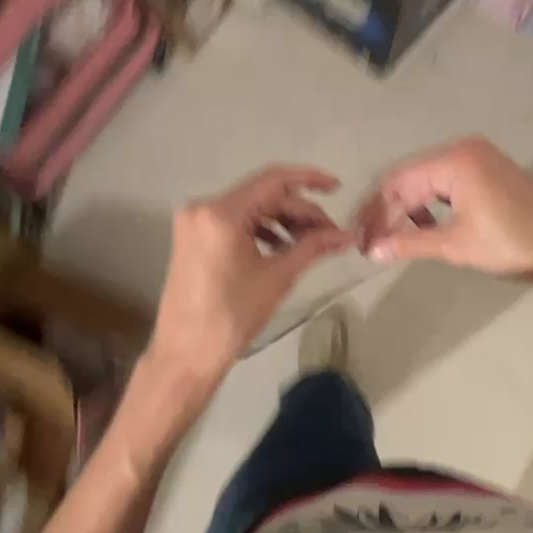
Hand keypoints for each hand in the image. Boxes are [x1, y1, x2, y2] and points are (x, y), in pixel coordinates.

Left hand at [151, 166, 354, 383]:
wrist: (186, 353)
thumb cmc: (232, 316)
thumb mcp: (277, 277)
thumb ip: (313, 247)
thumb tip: (347, 234)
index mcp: (222, 213)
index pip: (274, 180)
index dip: (309, 180)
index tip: (337, 187)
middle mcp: (203, 206)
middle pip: (262, 194)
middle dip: (298, 210)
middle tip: (329, 233)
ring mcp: (194, 220)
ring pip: (249, 207)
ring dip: (281, 219)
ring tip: (310, 242)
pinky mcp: (192, 235)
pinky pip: (233, 220)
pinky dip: (259, 228)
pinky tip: (281, 246)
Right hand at [356, 136, 532, 281]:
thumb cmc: (511, 245)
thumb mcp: (455, 245)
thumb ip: (409, 243)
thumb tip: (372, 251)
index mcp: (453, 160)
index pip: (397, 181)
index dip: (375, 212)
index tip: (361, 241)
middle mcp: (462, 148)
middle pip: (409, 176)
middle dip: (387, 209)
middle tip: (370, 241)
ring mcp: (478, 156)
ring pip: (426, 178)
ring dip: (407, 207)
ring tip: (392, 237)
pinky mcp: (488, 168)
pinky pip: (446, 180)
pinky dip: (430, 202)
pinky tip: (424, 224)